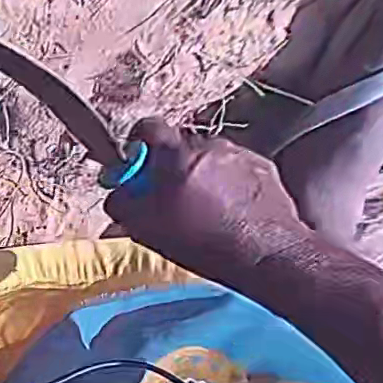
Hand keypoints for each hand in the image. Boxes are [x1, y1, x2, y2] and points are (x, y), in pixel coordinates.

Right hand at [106, 118, 319, 280]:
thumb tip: (119, 189)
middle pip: (178, 146)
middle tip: (162, 195)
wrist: (263, 254)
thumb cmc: (197, 239)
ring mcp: (241, 155)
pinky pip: (231, 168)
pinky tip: (221, 208)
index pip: (148, 127)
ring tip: (196, 206)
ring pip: (205, 157)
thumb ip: (121, 199)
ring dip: (195, 174)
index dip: (135, 146)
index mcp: (176, 155)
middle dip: (166, 166)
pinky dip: (222, 182)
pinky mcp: (264, 168)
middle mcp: (210, 146)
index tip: (134, 169)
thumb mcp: (141, 224)